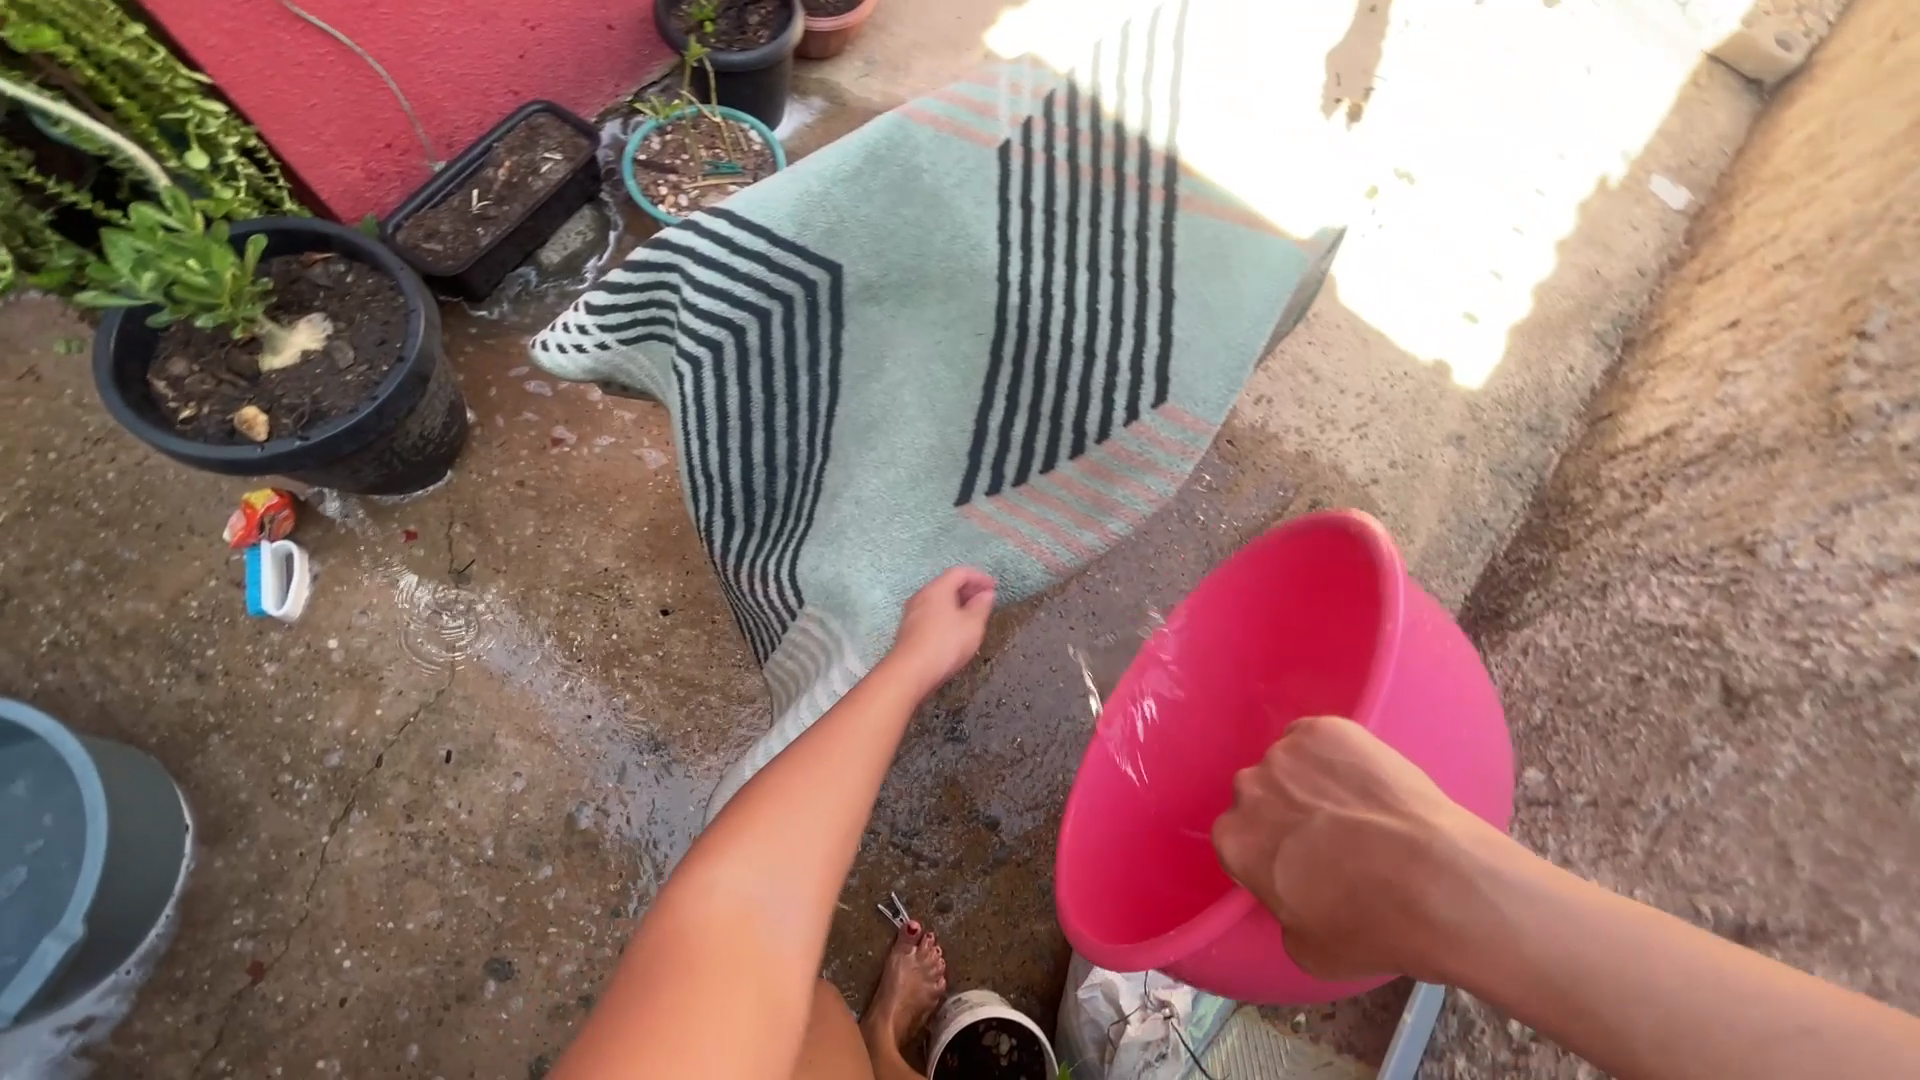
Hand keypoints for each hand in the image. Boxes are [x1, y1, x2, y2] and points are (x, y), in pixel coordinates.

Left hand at [883, 567, 996, 697]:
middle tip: (986, 599)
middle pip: (947, 584)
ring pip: (938, 599)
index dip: (979, 576)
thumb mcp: (972, 625)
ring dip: (957, 603)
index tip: (994, 586)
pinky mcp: (909, 629)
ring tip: (974, 615)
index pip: (960, 572)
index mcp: (937, 589)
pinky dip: (947, 614)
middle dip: (968, 589)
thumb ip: (981, 606)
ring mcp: (912, 612)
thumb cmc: (945, 644)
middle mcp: (922, 595)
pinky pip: (932, 613)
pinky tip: (955, 629)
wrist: (909, 672)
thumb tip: (986, 594)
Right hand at [1211, 715, 1509, 982]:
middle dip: (1286, 813)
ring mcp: (1286, 753)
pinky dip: (1338, 754)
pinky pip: (1320, 738)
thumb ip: (1281, 911)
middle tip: (1333, 839)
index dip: (1271, 854)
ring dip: (1312, 782)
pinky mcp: (1326, 728)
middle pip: (1260, 796)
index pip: (1240, 840)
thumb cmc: (1373, 925)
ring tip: (1362, 809)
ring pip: (1291, 765)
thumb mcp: (1309, 951)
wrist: (1442, 882)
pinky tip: (1371, 782)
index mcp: (1234, 841)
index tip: (1300, 867)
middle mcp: (1248, 789)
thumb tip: (1294, 892)